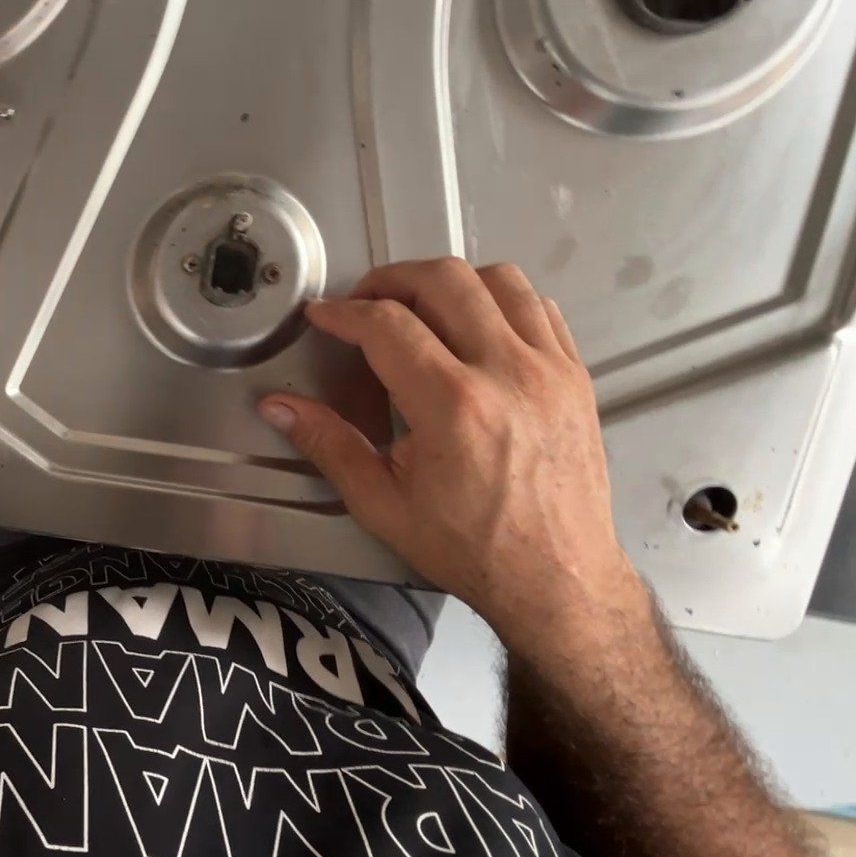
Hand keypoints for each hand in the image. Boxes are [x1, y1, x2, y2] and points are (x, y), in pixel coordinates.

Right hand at [260, 258, 642, 637]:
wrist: (555, 576)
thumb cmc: (470, 547)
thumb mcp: (380, 502)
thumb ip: (327, 444)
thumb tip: (280, 409)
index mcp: (452, 406)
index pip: (387, 324)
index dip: (344, 312)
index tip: (323, 316)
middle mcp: (508, 373)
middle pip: (445, 281)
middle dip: (390, 280)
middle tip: (362, 303)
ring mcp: (550, 370)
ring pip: (499, 279)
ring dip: (447, 282)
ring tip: (416, 307)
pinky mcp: (575, 376)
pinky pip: (539, 306)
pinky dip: (498, 300)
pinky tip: (473, 325)